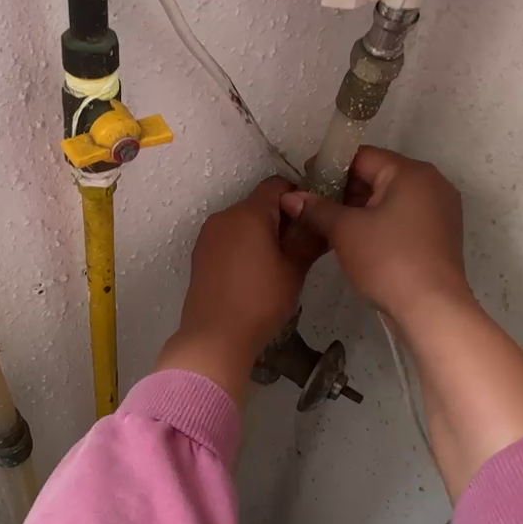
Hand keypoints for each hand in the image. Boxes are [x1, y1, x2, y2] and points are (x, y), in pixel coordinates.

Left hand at [158, 176, 322, 400]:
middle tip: (299, 249)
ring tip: (276, 266)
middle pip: (259, 203)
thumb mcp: (294, 270)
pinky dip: (243, 247)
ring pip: (242, 222)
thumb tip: (322, 222)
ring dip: (262, 234)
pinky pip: (228, 239)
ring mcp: (208, 236)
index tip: (311, 222)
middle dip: (281, 219)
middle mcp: (224, 217)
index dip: (298, 197)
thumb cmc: (260, 302)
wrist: (215, 337)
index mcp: (248, 214)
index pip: (277, 185)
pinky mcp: (200, 255)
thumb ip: (310, 239)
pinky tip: (253, 275)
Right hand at [280, 146, 472, 324]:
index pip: (362, 156)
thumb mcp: (345, 231)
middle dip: (343, 189)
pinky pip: (401, 216)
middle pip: (378, 175)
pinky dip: (378, 222)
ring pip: (389, 198)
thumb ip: (316, 209)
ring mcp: (439, 209)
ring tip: (327, 224)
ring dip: (359, 208)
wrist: (431, 308)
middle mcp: (431, 183)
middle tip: (312, 207)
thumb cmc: (388, 260)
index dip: (329, 166)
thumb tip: (290, 197)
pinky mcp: (438, 233)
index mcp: (411, 172)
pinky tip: (355, 239)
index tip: (304, 182)